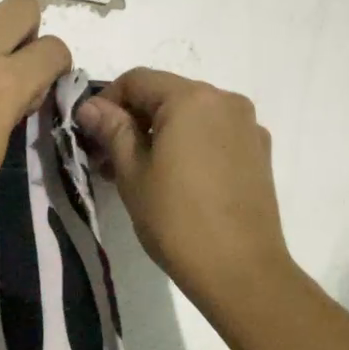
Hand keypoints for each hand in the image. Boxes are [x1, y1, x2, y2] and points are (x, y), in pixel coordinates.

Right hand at [74, 68, 294, 302]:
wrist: (239, 269)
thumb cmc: (175, 219)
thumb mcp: (132, 173)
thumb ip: (112, 131)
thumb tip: (91, 107)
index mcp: (191, 98)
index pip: (137, 80)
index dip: (106, 102)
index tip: (89, 134)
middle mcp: (225, 101)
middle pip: (167, 95)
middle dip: (133, 120)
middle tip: (108, 159)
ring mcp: (248, 127)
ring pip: (192, 117)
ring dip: (160, 135)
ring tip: (139, 174)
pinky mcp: (259, 154)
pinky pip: (214, 136)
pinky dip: (189, 147)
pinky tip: (175, 182)